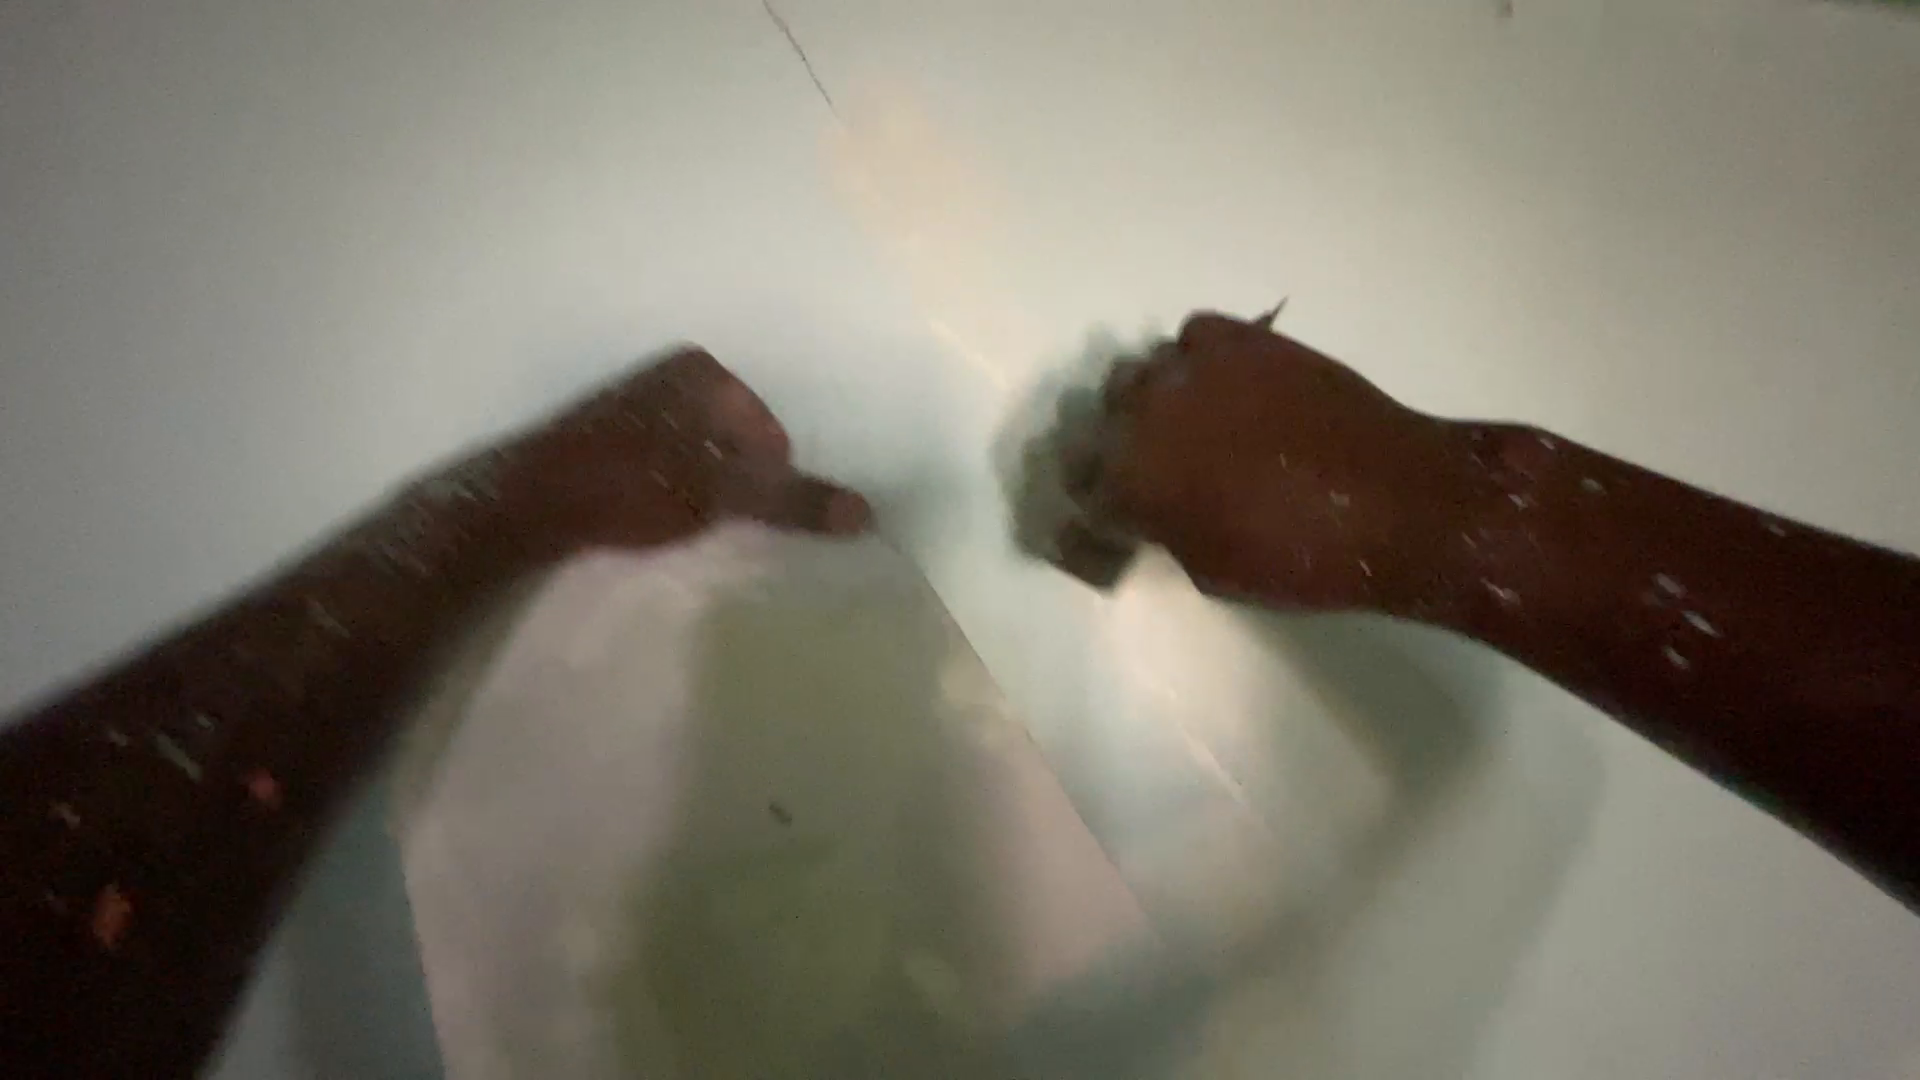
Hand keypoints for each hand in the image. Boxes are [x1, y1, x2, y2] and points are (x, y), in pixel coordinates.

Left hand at [493, 347, 870, 557]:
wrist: (527, 505)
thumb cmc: (632, 486)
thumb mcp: (721, 494)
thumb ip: (792, 501)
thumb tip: (866, 513)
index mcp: (707, 374)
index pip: (774, 441)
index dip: (763, 485)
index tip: (731, 514)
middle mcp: (677, 375)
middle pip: (743, 445)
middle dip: (737, 483)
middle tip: (708, 519)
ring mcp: (645, 400)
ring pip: (709, 454)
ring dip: (706, 488)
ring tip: (677, 518)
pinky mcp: (619, 430)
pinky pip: (676, 459)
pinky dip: (677, 485)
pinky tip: (653, 511)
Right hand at [1067, 312, 1470, 611]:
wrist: (1394, 501)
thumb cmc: (1297, 557)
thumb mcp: (1206, 569)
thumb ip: (1160, 529)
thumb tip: (1149, 512)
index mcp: (1131, 483)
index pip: (1078, 491)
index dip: (1088, 507)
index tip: (1104, 517)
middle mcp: (1144, 418)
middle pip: (1092, 422)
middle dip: (1108, 448)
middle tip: (1141, 468)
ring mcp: (1191, 371)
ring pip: (1136, 373)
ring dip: (1147, 402)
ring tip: (1180, 422)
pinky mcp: (1241, 341)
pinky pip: (1192, 337)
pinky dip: (1196, 360)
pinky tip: (1220, 384)